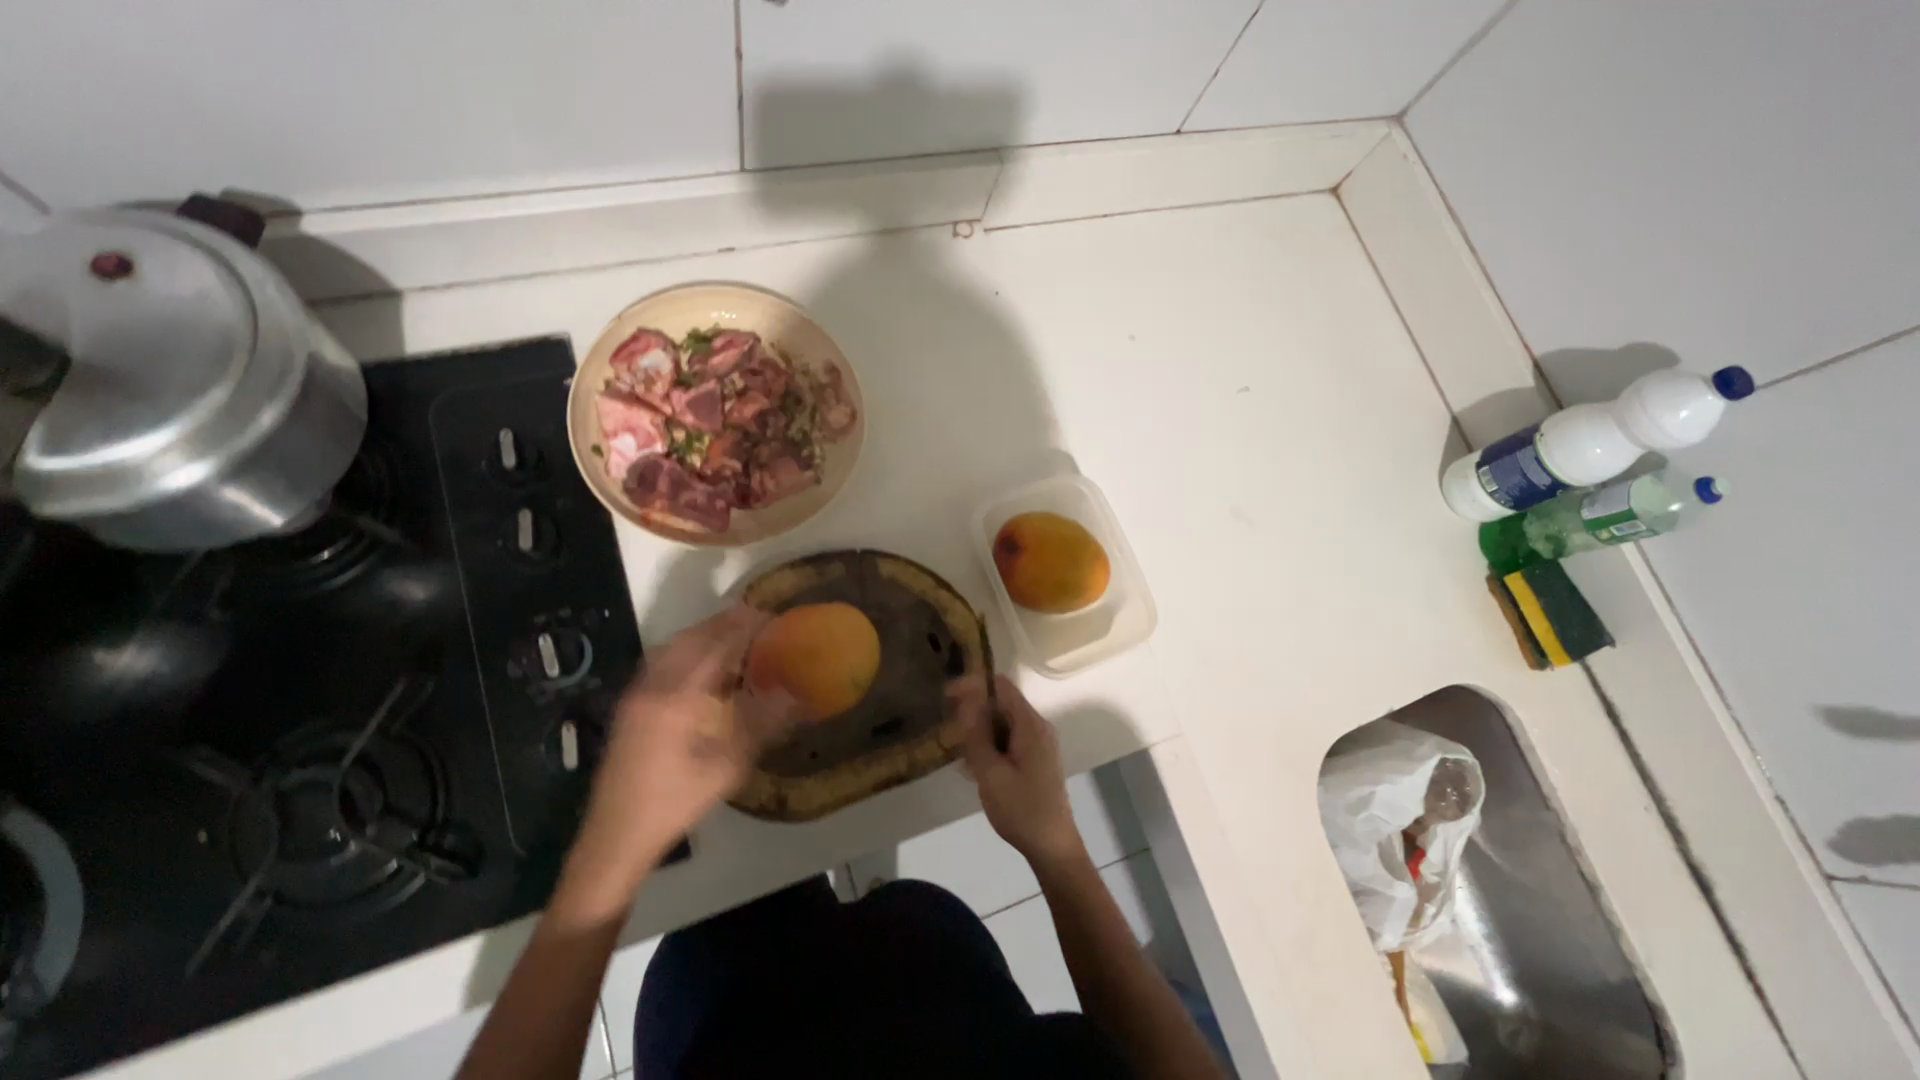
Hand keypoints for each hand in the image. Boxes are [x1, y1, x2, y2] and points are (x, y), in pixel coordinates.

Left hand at [569, 606, 797, 892]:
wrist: (614, 837)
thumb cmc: (673, 804)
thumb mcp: (726, 768)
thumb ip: (760, 725)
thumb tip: (797, 693)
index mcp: (676, 697)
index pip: (716, 645)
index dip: (744, 626)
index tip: (772, 616)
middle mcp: (652, 686)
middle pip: (690, 638)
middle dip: (724, 624)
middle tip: (757, 620)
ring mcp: (636, 695)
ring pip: (671, 648)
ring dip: (703, 635)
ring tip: (734, 638)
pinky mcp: (629, 707)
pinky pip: (660, 662)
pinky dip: (685, 651)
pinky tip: (702, 668)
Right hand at [951, 675, 1084, 866]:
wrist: (1052, 846)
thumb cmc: (1021, 810)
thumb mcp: (991, 773)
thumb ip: (977, 735)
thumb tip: (966, 700)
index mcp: (1031, 725)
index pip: (1001, 687)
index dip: (972, 686)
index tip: (946, 698)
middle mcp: (1038, 728)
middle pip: (1002, 704)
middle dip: (973, 711)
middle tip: (947, 729)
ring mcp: (1039, 744)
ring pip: (1004, 723)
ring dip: (980, 731)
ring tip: (958, 751)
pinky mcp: (1036, 760)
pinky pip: (1009, 740)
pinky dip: (990, 745)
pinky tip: (974, 767)